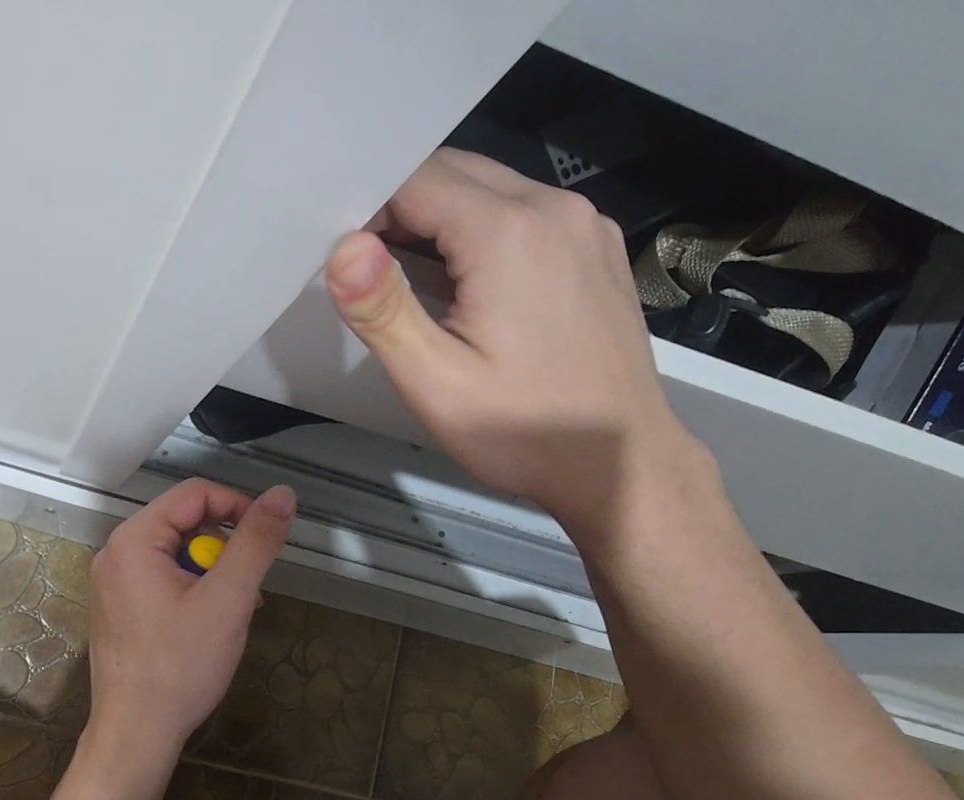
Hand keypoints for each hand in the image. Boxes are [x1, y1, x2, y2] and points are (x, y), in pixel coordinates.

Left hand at [85, 478, 295, 761]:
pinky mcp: (117, 609)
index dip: (237, 506)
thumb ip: (256, 543)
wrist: (136, 733)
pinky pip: (161, 580)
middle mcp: (115, 554)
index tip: (266, 539)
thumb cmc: (180, 667)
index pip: (194, 494)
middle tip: (247, 589)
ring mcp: (112, 583)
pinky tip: (208, 626)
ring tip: (233, 613)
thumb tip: (283, 495)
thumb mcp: (228, 600)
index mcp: (134, 541)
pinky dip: (191, 592)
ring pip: (176, 554)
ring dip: (211, 573)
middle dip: (224, 549)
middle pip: (183, 523)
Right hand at [324, 149, 706, 541]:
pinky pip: (526, 213)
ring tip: (414, 281)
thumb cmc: (522, 430)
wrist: (620, 463)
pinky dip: (484, 230)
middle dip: (402, 207)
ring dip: (442, 218)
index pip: (416, 178)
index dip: (370, 209)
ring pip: (491, 188)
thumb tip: (342, 248)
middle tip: (372, 273)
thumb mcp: (435, 382)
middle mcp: (555, 207)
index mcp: (509, 232)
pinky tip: (470, 285)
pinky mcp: (598, 247)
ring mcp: (586, 224)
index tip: (348, 260)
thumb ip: (383, 310)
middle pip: (456, 172)